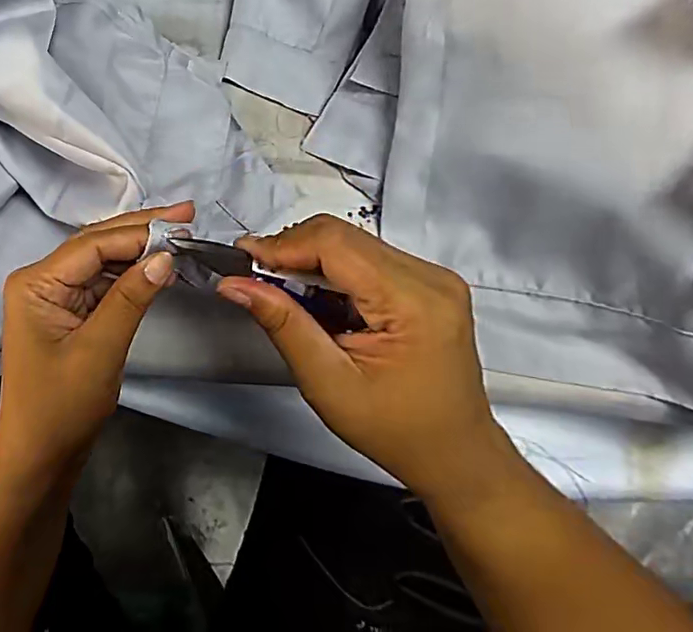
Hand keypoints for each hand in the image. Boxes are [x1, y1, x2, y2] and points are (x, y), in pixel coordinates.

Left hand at [0, 201, 190, 479]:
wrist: (38, 458)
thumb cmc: (61, 408)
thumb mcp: (100, 350)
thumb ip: (130, 298)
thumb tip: (164, 256)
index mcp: (36, 282)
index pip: (92, 244)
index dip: (138, 230)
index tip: (182, 221)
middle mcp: (40, 280)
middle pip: (94, 244)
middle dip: (140, 230)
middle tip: (186, 215)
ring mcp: (53, 296)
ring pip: (100, 260)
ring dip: (138, 249)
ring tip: (179, 234)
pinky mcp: (67, 312)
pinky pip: (101, 282)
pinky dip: (129, 274)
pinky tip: (156, 264)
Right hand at [218, 215, 515, 498]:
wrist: (456, 456)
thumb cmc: (399, 430)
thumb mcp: (327, 382)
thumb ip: (282, 324)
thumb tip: (236, 284)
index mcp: (414, 303)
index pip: (334, 244)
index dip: (282, 246)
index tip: (244, 261)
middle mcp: (430, 280)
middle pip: (340, 235)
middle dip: (290, 250)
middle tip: (256, 277)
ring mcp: (431, 277)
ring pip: (347, 239)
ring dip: (306, 258)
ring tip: (282, 291)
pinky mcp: (424, 282)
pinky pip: (362, 254)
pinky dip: (327, 267)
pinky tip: (315, 297)